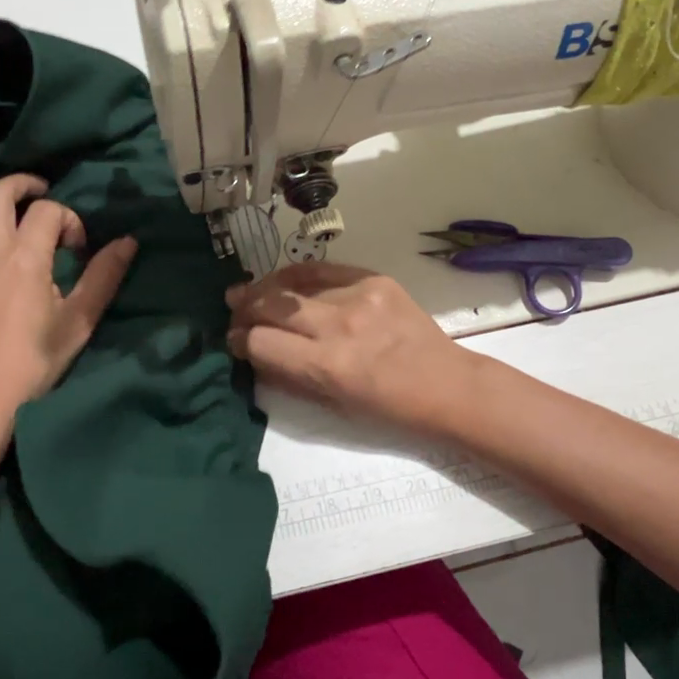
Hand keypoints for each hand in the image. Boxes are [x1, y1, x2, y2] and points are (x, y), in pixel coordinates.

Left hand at [0, 175, 136, 440]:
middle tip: (46, 193)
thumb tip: (128, 242)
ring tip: (17, 204)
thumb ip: (103, 277)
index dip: (69, 219)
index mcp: (23, 257)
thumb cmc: (33, 362)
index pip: (47, 210)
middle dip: (24, 184)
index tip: (79, 248)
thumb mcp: (79, 322)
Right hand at [225, 263, 475, 434]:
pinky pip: (323, 269)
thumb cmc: (389, 409)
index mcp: (327, 366)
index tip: (233, 342)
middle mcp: (338, 325)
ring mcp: (357, 296)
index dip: (238, 341)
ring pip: (292, 281)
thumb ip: (289, 376)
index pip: (260, 342)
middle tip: (233, 310)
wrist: (446, 385)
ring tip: (250, 291)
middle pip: (270, 305)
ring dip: (265, 287)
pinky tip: (285, 280)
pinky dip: (298, 275)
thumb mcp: (333, 405)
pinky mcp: (373, 278)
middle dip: (244, 308)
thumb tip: (254, 352)